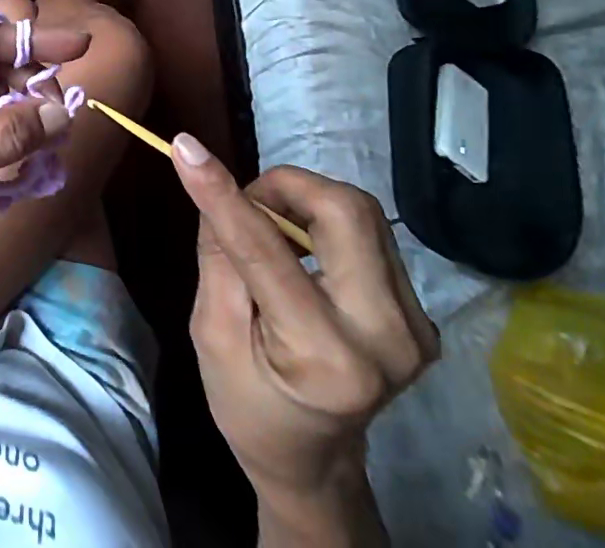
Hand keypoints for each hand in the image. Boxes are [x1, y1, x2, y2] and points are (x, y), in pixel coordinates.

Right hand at [172, 136, 438, 508]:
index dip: (222, 194)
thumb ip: (220, 259)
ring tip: (266, 227)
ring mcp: (416, 323)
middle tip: (244, 201)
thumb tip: (214, 186)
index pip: (267, 252)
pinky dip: (320, 222)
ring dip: (302, 201)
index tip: (185, 147)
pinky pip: (368, 234)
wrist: (312, 457)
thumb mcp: (210, 333)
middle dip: (284, 187)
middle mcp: (388, 335)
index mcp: (326, 356)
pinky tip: (298, 250)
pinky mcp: (419, 311)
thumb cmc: (247, 402)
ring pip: (362, 214)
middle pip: (346, 211)